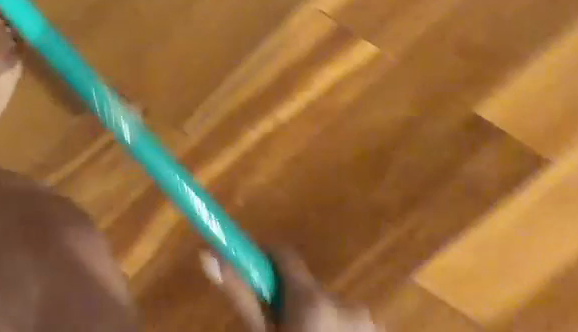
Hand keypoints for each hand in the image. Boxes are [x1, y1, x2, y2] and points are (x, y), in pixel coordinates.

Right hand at [203, 250, 380, 331]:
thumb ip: (240, 294)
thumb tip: (206, 254)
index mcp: (312, 299)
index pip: (282, 254)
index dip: (264, 261)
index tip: (254, 279)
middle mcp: (346, 304)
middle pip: (305, 284)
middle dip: (290, 298)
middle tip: (278, 324)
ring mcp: (371, 324)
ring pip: (328, 306)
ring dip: (314, 317)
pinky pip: (349, 322)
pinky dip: (335, 329)